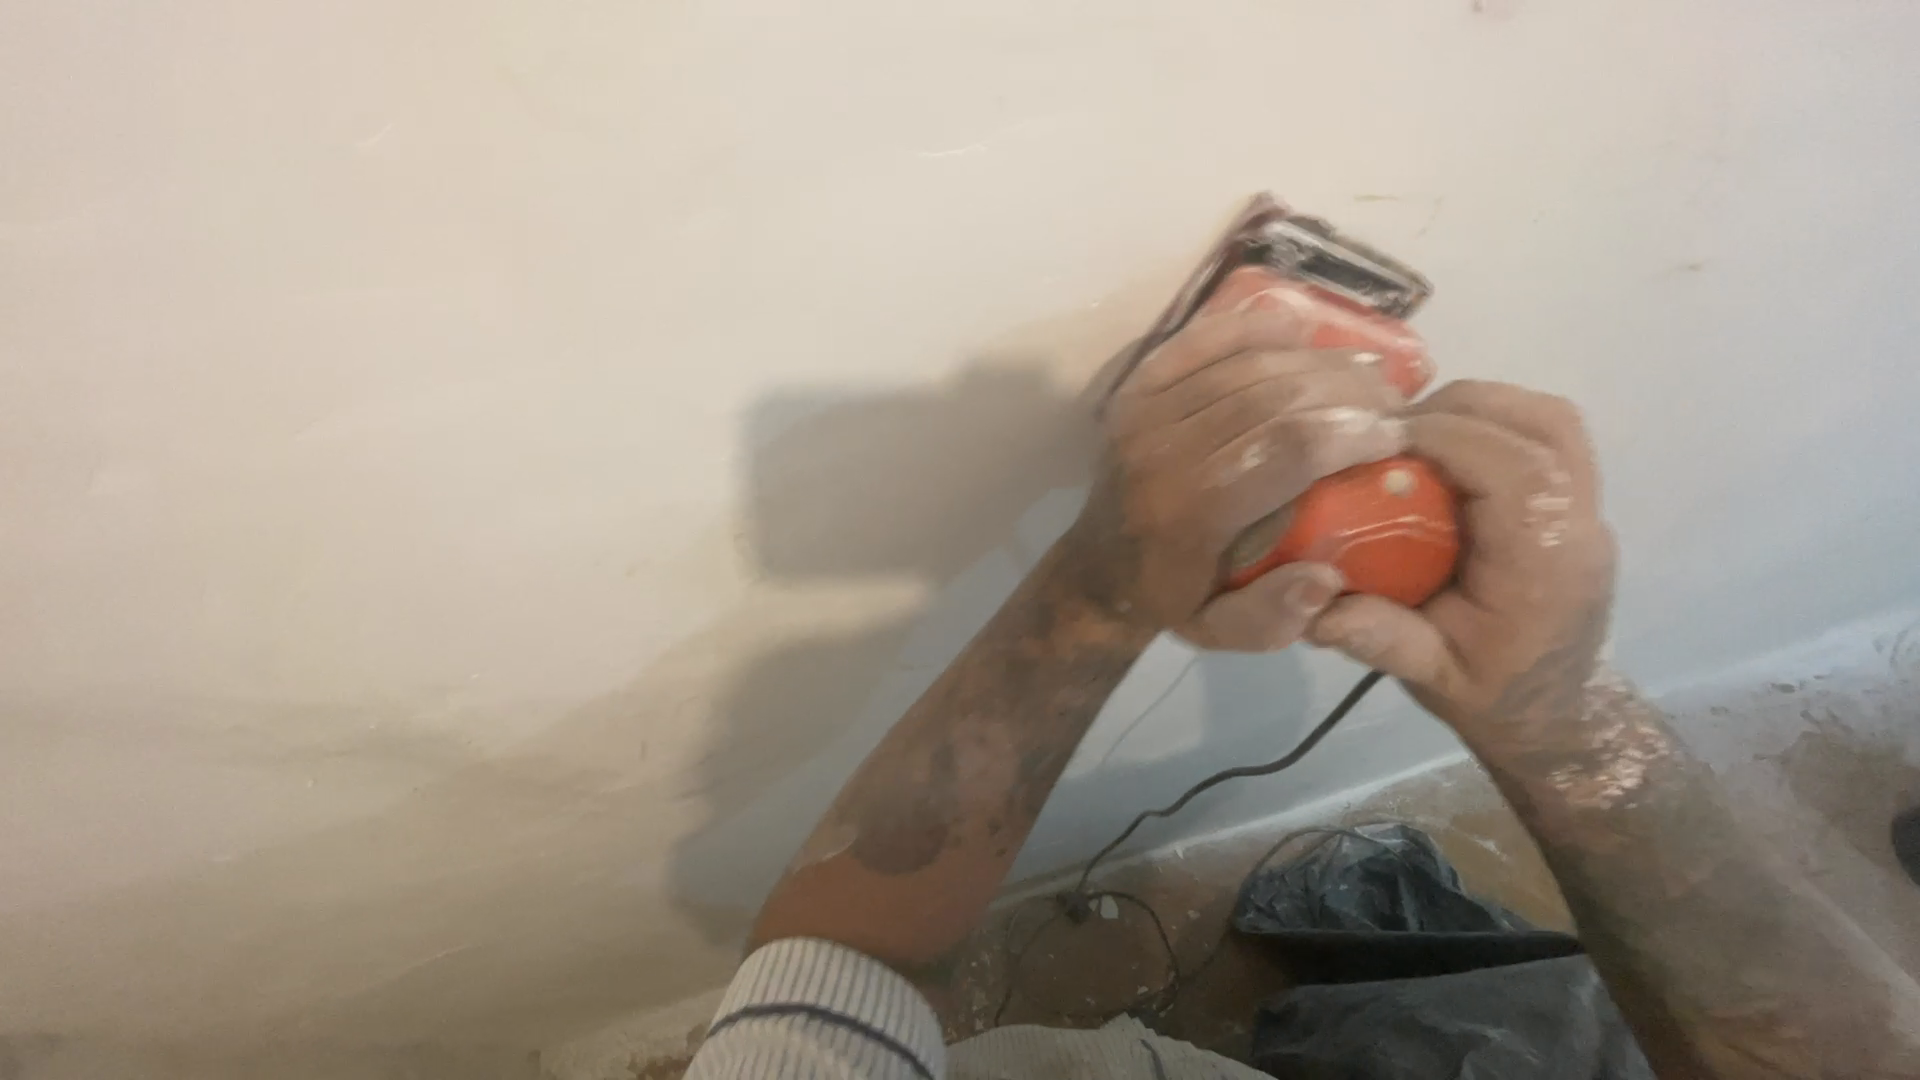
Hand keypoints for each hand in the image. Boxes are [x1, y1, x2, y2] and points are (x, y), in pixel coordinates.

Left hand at [1062, 309, 1409, 649]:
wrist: (1098, 568)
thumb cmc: (1172, 597)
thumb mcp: (1220, 633)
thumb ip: (1272, 618)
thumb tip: (1326, 578)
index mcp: (1188, 512)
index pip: (1286, 449)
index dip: (1352, 432)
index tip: (1397, 433)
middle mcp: (1161, 453)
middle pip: (1273, 396)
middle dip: (1347, 391)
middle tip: (1393, 401)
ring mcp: (1141, 415)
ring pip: (1243, 364)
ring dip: (1315, 358)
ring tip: (1364, 372)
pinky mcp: (1133, 392)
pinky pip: (1198, 342)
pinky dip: (1250, 326)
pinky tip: (1299, 326)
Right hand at [1305, 381, 1617, 751]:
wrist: (1552, 708)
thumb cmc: (1490, 690)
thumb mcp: (1429, 676)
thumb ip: (1377, 638)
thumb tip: (1310, 604)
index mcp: (1544, 564)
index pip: (1514, 470)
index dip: (1444, 436)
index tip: (1375, 437)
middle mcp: (1579, 524)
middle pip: (1541, 424)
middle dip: (1457, 409)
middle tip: (1386, 432)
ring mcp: (1585, 508)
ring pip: (1547, 419)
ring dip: (1476, 409)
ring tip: (1410, 434)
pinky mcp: (1572, 500)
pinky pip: (1540, 434)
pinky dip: (1487, 423)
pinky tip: (1437, 450)